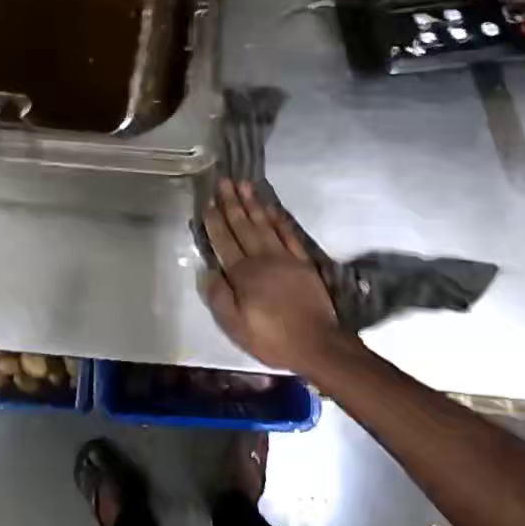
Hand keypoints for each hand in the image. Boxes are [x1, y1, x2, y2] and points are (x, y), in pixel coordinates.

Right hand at [201, 180, 355, 374]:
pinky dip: (278, 219)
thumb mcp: (235, 326)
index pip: (224, 241)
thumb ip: (219, 297)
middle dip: (232, 203)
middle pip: (243, 226)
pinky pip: (288, 234)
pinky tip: (271, 208)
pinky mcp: (303, 262)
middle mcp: (262, 259)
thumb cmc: (271, 338)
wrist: (316, 344)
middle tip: (224, 181)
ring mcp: (285, 258)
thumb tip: (209, 271)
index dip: (215, 221)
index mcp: (243, 274)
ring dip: (253, 204)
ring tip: (244, 184)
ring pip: (264, 224)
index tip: (208, 201)